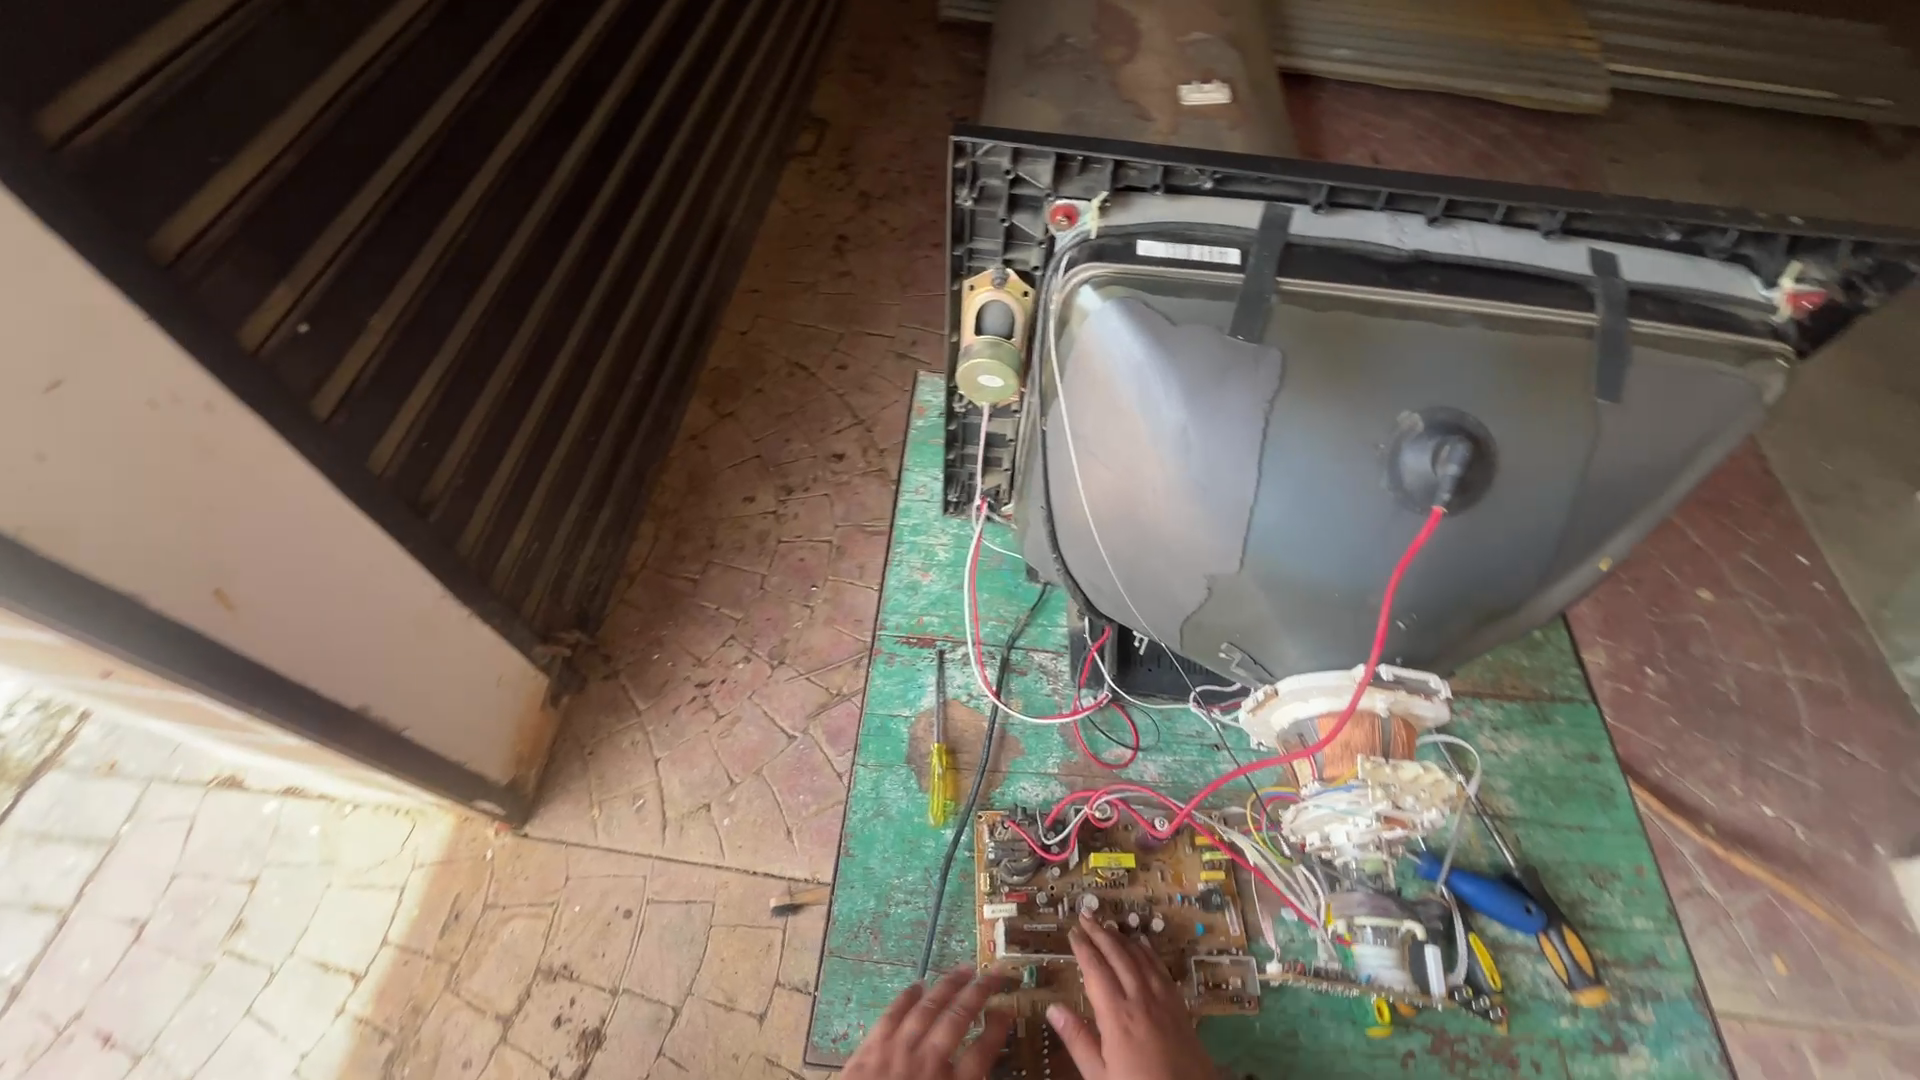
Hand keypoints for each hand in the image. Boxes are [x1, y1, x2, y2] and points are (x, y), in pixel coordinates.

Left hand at [843, 967, 1013, 1079]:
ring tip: (964, 970)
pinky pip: (892, 1015)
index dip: (997, 1029)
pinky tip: (918, 985)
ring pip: (927, 1009)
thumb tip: (978, 1071)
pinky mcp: (869, 1050)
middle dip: (979, 993)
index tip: (1007, 1010)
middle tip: (994, 974)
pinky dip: (906, 998)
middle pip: (958, 1019)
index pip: (982, 1052)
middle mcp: (927, 1063)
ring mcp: (896, 1052)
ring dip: (948, 986)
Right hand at [1047, 915, 1216, 1079]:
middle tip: (1086, 916)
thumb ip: (1078, 1040)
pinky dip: (1149, 951)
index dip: (1083, 948)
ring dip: (1122, 938)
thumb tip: (1053, 1008)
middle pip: (1118, 955)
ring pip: (1140, 957)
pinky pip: (1161, 969)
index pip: (1095, 970)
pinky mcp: (1180, 1007)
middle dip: (1100, 933)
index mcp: (1117, 1016)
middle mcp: (1140, 999)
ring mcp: (1164, 1001)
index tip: (1072, 931)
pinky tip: (1143, 943)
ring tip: (1108, 925)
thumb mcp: (1100, 1076)